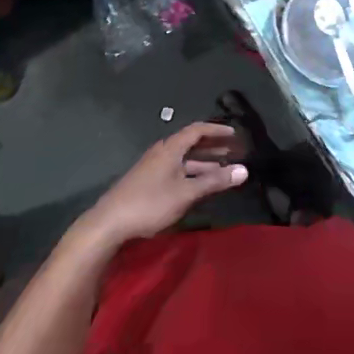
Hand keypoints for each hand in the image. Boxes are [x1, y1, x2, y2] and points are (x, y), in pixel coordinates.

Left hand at [73, 122, 247, 249]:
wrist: (108, 223)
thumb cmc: (150, 203)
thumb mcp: (187, 192)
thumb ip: (215, 181)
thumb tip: (244, 170)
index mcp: (171, 148)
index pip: (197, 130)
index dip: (217, 130)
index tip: (235, 134)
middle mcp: (162, 152)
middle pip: (191, 143)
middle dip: (214, 146)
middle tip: (234, 151)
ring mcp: (153, 167)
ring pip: (184, 158)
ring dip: (204, 161)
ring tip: (223, 169)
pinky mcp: (148, 181)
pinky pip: (176, 169)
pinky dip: (192, 172)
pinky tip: (200, 184)